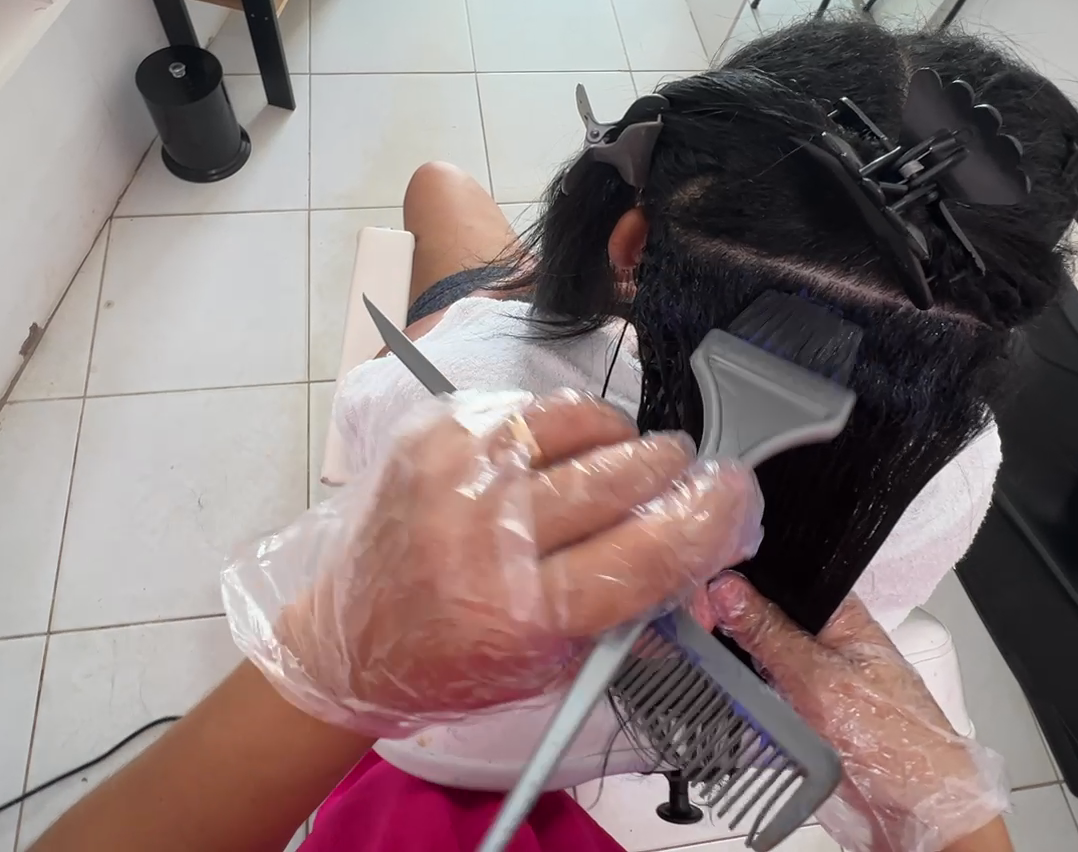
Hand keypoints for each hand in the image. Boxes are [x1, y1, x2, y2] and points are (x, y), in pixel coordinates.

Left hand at [224, 390, 763, 737]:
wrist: (345, 633)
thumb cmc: (452, 664)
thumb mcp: (546, 669)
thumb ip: (628, 618)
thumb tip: (699, 569)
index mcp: (518, 613)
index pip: (641, 558)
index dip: (702, 521)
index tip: (732, 493)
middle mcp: (484, 535)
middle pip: (612, 478)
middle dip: (664, 467)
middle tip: (678, 466)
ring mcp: (454, 471)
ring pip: (573, 424)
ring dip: (615, 435)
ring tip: (622, 450)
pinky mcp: (432, 434)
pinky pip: (525, 408)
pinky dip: (559, 424)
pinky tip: (561, 446)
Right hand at [711, 574, 1009, 851]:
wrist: (917, 823)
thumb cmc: (896, 743)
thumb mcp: (822, 679)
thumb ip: (770, 633)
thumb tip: (726, 587)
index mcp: (836, 613)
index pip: (777, 576)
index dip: (736, 575)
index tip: (698, 584)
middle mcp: (818, 638)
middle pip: (756, 612)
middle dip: (722, 616)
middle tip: (689, 620)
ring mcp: (803, 675)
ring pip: (748, 650)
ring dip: (722, 653)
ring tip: (693, 649)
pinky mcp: (792, 710)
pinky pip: (750, 688)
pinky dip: (729, 686)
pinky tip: (705, 678)